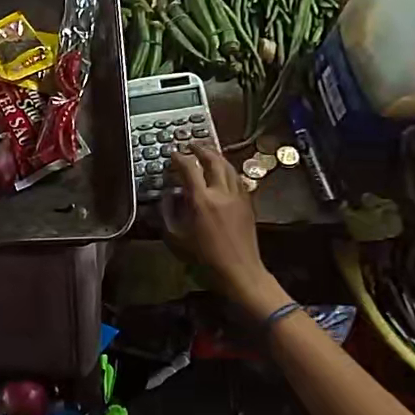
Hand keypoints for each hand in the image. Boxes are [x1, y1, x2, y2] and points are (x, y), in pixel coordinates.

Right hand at [163, 147, 283, 313]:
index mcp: (201, 200)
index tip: (172, 155)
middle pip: (212, 160)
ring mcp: (238, 196)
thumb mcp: (177, 237)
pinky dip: (228, 170)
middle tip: (191, 145)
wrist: (239, 269)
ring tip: (208, 153)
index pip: (189, 168)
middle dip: (201, 150)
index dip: (179, 158)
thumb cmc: (204, 257)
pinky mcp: (248, 202)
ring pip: (228, 167)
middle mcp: (221, 192)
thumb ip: (168, 213)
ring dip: (216, 156)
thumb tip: (167, 196)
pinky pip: (238, 178)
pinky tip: (224, 172)